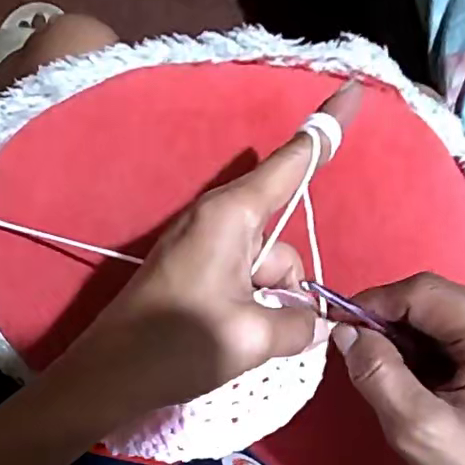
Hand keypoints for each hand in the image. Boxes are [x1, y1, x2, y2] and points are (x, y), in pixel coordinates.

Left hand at [46, 82, 362, 422]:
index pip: (293, 162)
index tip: (355, 88)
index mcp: (231, 216)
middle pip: (280, 240)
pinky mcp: (189, 273)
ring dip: (268, 304)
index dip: (327, 129)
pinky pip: (238, 280)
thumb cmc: (177, 346)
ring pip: (261, 268)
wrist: (110, 375)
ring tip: (244, 343)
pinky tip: (234, 339)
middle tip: (274, 331)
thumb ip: (297, 324)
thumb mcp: (251, 338)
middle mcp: (216, 221)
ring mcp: (199, 247)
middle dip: (291, 284)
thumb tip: (315, 321)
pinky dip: (248, 307)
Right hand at [333, 274, 464, 464]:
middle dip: (389, 322)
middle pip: (436, 298)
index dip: (374, 303)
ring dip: (404, 336)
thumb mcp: (413, 426)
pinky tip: (411, 374)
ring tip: (382, 369)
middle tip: (354, 352)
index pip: (426, 293)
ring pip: (442, 312)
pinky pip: (454, 329)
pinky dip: (423, 347)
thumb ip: (376, 372)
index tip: (335, 325)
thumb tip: (344, 330)